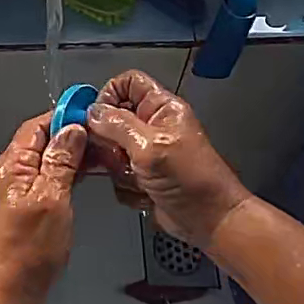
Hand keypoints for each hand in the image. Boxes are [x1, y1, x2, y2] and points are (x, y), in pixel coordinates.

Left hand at [0, 113, 85, 302]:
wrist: (15, 287)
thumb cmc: (29, 250)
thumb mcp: (53, 198)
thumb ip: (62, 161)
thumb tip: (72, 130)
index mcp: (12, 166)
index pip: (37, 126)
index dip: (62, 116)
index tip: (87, 113)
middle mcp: (11, 172)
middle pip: (41, 139)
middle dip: (69, 133)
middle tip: (98, 135)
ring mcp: (17, 188)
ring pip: (46, 157)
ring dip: (70, 152)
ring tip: (96, 153)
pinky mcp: (26, 202)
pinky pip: (47, 174)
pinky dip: (65, 170)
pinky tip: (82, 173)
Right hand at [85, 70, 251, 248]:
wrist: (210, 220)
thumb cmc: (194, 180)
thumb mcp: (150, 146)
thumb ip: (117, 125)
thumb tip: (93, 112)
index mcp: (160, 108)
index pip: (127, 83)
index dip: (108, 95)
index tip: (97, 117)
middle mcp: (151, 126)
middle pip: (112, 120)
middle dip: (110, 143)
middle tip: (120, 155)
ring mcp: (145, 152)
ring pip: (110, 151)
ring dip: (119, 169)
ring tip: (139, 178)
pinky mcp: (141, 175)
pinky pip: (116, 175)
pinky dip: (126, 187)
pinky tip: (146, 193)